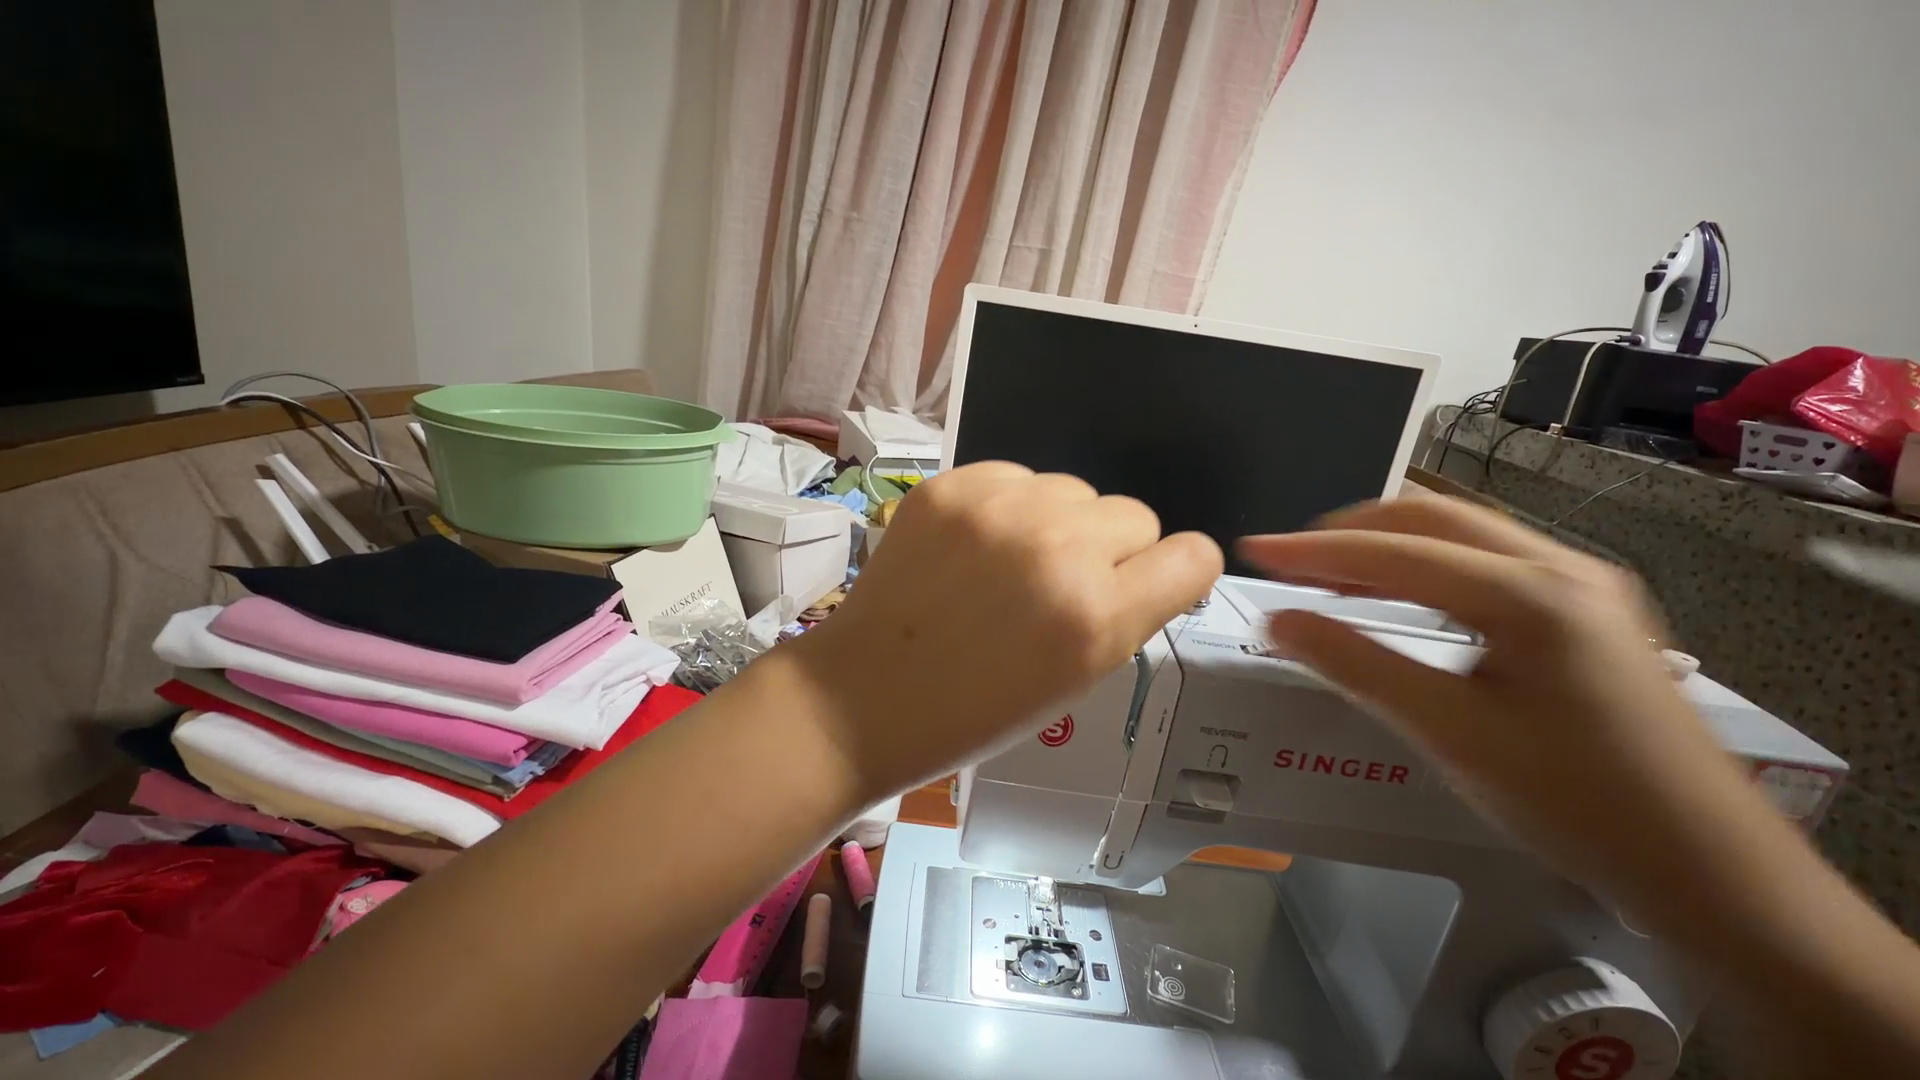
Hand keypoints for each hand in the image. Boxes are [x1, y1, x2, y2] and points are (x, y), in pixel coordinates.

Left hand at [786, 462, 1221, 798]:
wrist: (865, 696)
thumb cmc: (973, 712)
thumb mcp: (1074, 684)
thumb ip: (1122, 617)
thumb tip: (1147, 568)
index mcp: (1096, 617)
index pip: (1192, 556)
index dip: (1177, 572)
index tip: (1152, 582)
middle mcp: (1058, 549)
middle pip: (1136, 515)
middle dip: (1113, 552)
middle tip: (1062, 587)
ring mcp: (1000, 510)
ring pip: (1076, 490)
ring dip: (1061, 523)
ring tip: (1012, 566)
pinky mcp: (952, 487)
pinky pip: (1019, 476)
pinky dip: (1011, 507)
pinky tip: (977, 547)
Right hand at [1239, 495, 1759, 890]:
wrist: (1713, 870)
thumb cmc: (1577, 804)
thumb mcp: (1452, 734)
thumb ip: (1359, 666)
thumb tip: (1278, 621)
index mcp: (1530, 592)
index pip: (1396, 551)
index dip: (1313, 550)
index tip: (1252, 550)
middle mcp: (1561, 567)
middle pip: (1433, 518)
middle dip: (1351, 533)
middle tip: (1289, 562)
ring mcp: (1585, 585)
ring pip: (1463, 535)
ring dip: (1389, 547)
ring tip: (1329, 578)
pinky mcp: (1590, 611)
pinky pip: (1489, 564)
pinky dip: (1428, 568)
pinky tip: (1399, 598)